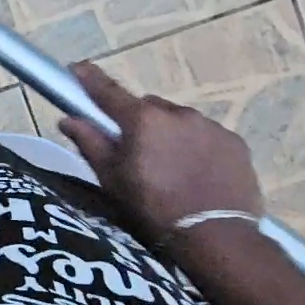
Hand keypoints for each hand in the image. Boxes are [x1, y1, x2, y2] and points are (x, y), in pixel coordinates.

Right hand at [57, 62, 263, 238]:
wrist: (215, 235)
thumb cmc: (151, 205)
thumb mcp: (111, 177)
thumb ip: (89, 143)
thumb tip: (68, 119)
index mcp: (142, 119)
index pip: (109, 91)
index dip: (90, 79)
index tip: (78, 68)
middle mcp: (178, 113)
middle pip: (147, 107)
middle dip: (137, 120)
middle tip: (132, 148)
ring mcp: (211, 126)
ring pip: (178, 120)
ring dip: (168, 133)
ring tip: (168, 165)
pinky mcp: (236, 143)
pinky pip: (205, 135)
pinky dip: (195, 146)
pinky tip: (194, 172)